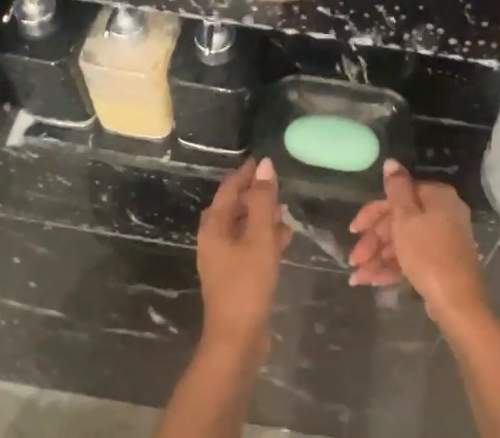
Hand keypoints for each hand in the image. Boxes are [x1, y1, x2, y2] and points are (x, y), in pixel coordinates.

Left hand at [197, 158, 291, 344]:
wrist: (237, 338)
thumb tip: (265, 166)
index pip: (229, 189)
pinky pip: (250, 246)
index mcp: (214, 227)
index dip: (246, 174)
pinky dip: (264, 237)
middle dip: (255, 195)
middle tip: (277, 185)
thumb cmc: (246, 283)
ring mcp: (224, 259)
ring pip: (243, 227)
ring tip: (285, 209)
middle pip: (233, 207)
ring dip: (261, 216)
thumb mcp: (258, 237)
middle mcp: (214, 240)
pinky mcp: (236, 276)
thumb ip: (262, 201)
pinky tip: (284, 237)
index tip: (264, 160)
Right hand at [347, 160, 487, 320]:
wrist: (458, 302)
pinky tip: (372, 282)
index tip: (354, 231)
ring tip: (357, 278)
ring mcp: (443, 238)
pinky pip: (412, 257)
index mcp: (437, 196)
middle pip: (399, 220)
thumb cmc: (428, 253)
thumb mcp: (407, 218)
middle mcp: (442, 212)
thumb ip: (396, 188)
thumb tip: (391, 161)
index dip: (372, 214)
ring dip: (378, 258)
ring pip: (403, 241)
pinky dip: (393, 267)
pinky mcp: (440, 261)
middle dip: (373, 241)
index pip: (398, 196)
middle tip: (353, 259)